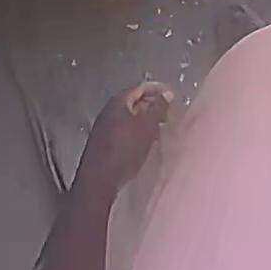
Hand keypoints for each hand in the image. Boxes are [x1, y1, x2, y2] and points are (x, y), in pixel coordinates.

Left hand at [73, 81, 173, 200]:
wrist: (99, 181)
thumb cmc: (125, 149)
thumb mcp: (148, 126)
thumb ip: (158, 108)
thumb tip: (166, 94)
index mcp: (118, 102)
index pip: (140, 88)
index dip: (156, 90)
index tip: (171, 95)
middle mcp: (108, 112)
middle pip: (133, 102)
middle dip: (151, 105)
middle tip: (167, 112)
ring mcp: (103, 128)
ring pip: (128, 118)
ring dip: (144, 120)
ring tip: (160, 127)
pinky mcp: (103, 144)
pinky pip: (123, 130)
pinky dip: (136, 131)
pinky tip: (145, 141)